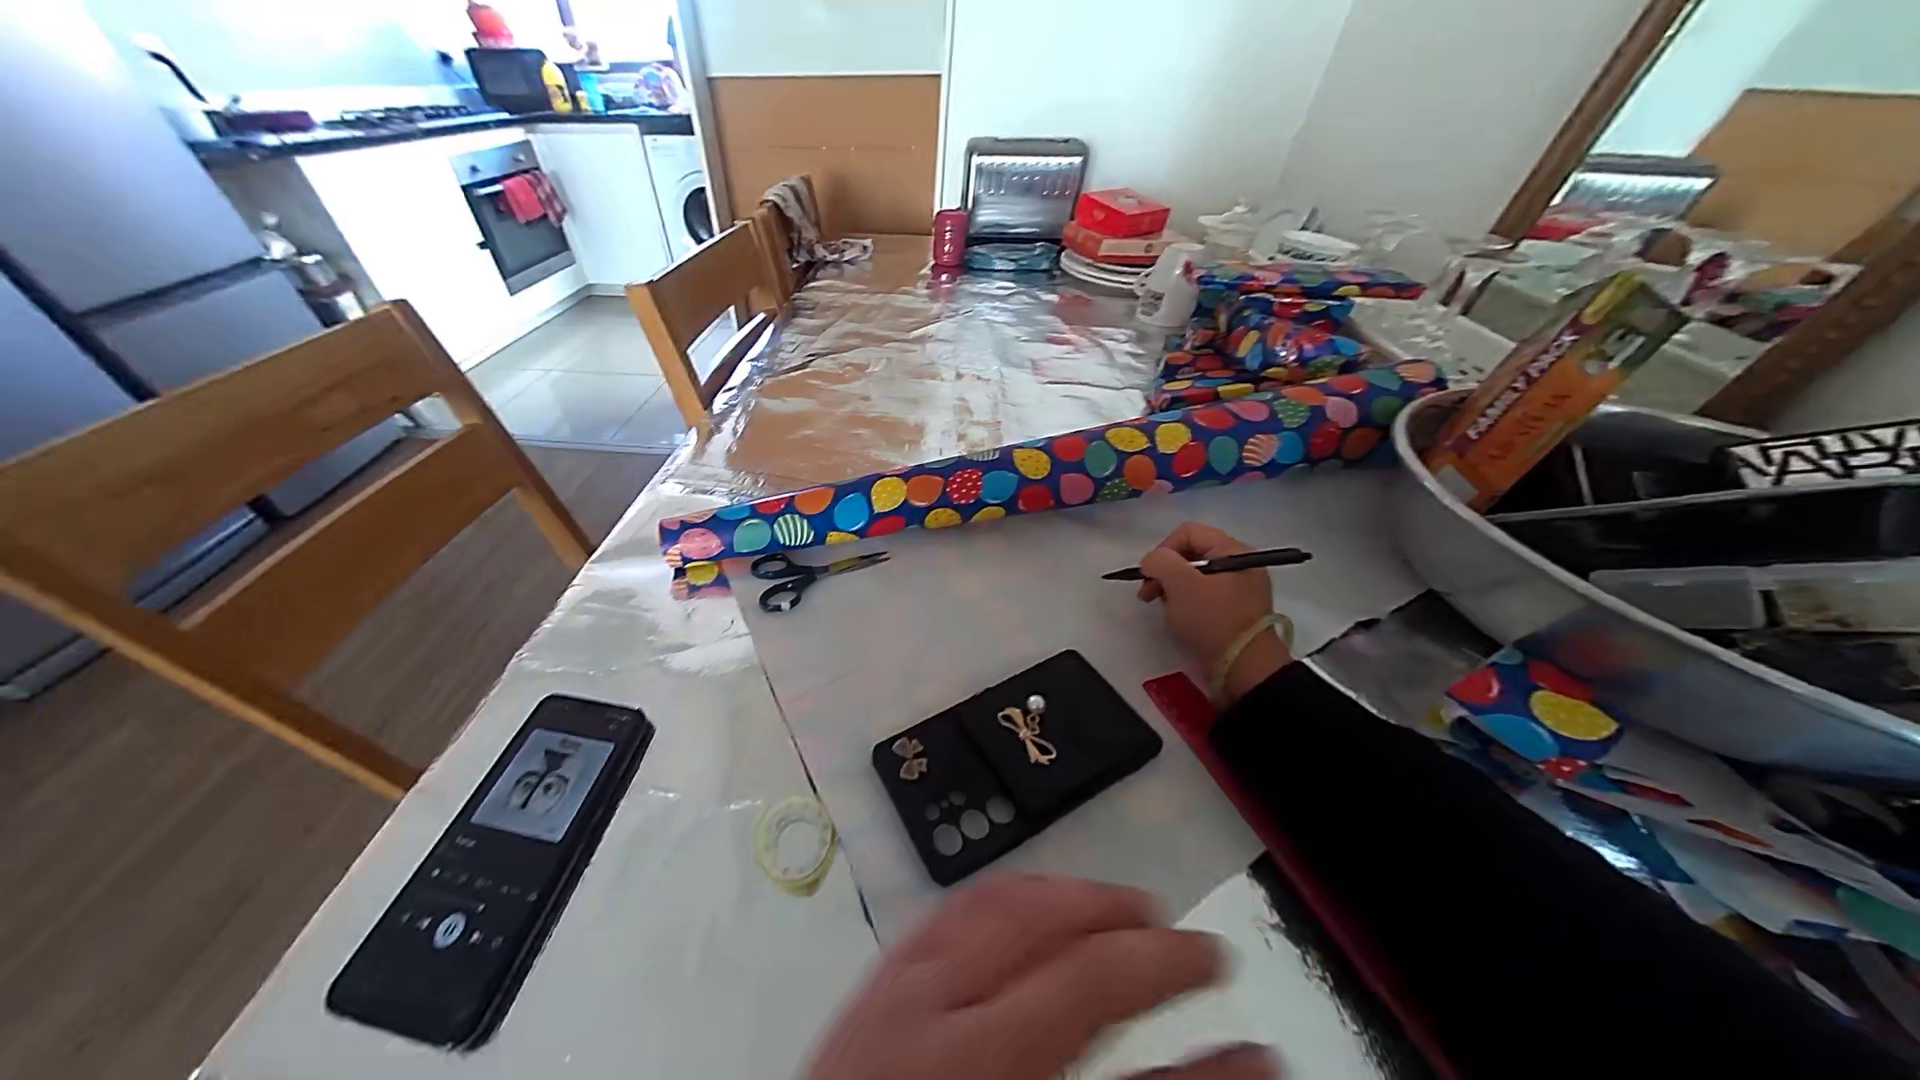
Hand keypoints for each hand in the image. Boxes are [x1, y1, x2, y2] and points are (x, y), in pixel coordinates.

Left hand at [803, 877, 1278, 1079]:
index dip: (1214, 1072)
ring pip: (1006, 911)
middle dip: (1146, 943)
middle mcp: (945, 1044)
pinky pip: (951, 912)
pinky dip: (1008, 895)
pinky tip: (1036, 899)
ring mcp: (900, 1001)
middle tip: (1196, 947)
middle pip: (1066, 960)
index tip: (1267, 1053)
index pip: (1119, 1061)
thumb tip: (1210, 1076)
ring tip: (1127, 906)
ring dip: (1079, 899)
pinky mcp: (873, 983)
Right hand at [1137, 523, 1291, 703]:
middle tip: (1148, 594)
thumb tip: (1152, 562)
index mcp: (1233, 551)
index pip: (1188, 532)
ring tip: (1165, 609)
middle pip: (1190, 553)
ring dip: (1172, 589)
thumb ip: (1160, 561)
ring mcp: (1237, 589)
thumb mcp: (1181, 584)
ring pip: (1193, 576)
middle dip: (1165, 571)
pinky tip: (1179, 619)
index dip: (1163, 549)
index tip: (1150, 575)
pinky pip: (1201, 596)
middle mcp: (1239, 565)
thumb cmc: (1213, 621)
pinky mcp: (1232, 611)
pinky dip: (1185, 603)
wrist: (1244, 670)